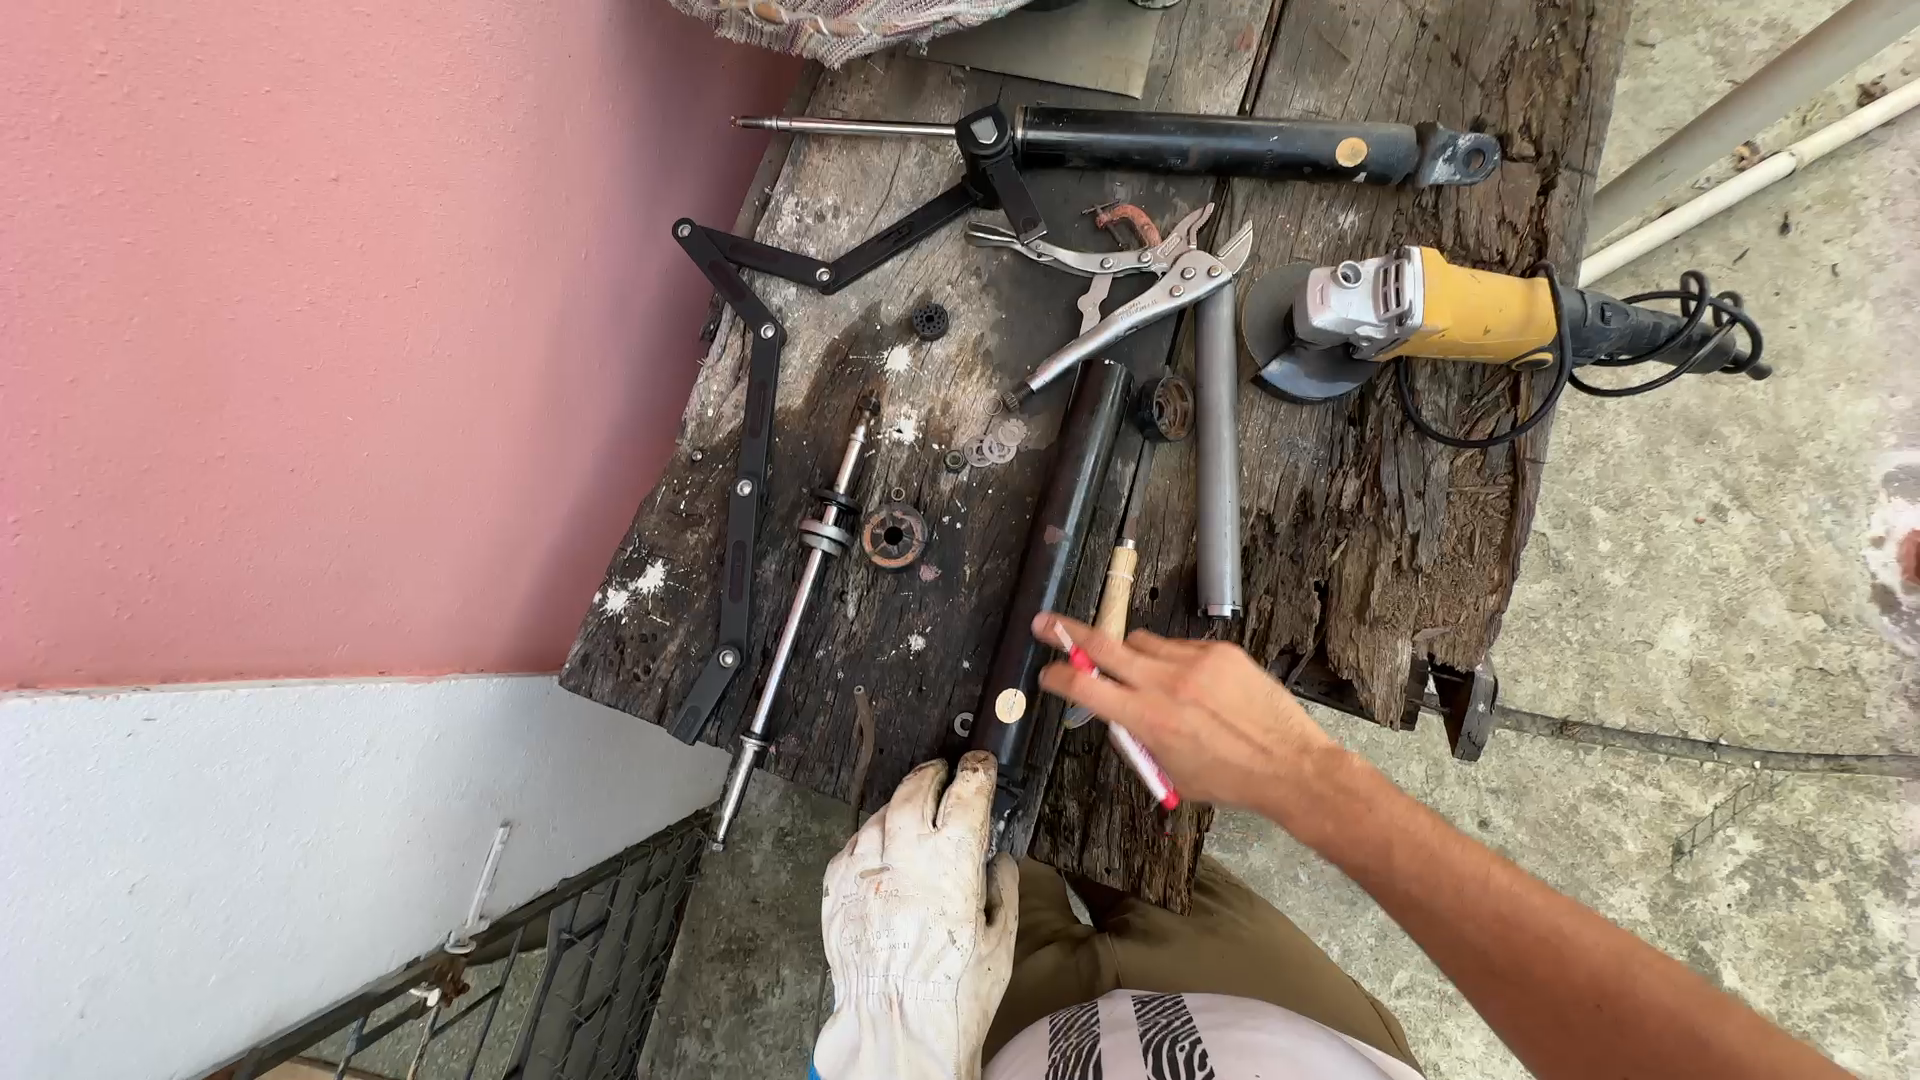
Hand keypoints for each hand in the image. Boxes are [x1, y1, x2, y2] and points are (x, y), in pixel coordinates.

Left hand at [813, 751, 1018, 1079]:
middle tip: (941, 771)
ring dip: (900, 804)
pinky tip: (881, 845)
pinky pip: (851, 846)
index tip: (980, 764)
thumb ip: (1003, 890)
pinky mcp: (837, 893)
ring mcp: (866, 874)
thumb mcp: (999, 942)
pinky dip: (869, 837)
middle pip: (915, 790)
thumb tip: (1000, 862)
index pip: (965, 794)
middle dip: (932, 773)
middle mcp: (905, 860)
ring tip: (912, 808)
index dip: (975, 771)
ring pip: (880, 814)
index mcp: (951, 867)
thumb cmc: (952, 998)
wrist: (896, 1034)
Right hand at [1032, 612, 1346, 823]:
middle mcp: (1165, 685)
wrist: (1290, 765)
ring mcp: (1193, 663)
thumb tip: (1111, 711)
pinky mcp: (1218, 651)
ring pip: (1140, 641)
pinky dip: (1174, 660)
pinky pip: (1178, 645)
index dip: (1057, 677)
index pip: (1084, 687)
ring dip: (1132, 655)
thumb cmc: (1230, 778)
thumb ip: (1135, 739)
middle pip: (1100, 645)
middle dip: (1065, 632)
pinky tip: (1194, 684)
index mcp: (1147, 720)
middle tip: (1046, 623)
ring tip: (1153, 678)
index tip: (1048, 673)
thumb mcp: (1168, 772)